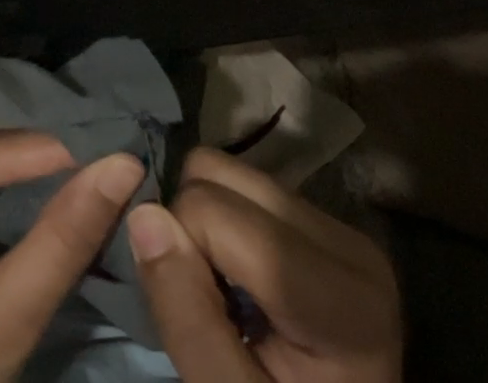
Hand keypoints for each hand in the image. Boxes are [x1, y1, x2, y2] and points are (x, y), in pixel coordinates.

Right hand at [126, 147, 401, 381]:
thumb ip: (187, 316)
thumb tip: (143, 215)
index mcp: (334, 293)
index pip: (210, 209)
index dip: (180, 252)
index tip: (197, 312)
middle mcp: (344, 241)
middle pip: (218, 173)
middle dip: (189, 224)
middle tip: (206, 294)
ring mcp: (339, 228)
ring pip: (229, 171)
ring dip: (205, 221)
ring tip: (224, 288)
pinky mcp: (326, 224)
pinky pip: (247, 188)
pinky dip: (225, 222)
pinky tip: (242, 278)